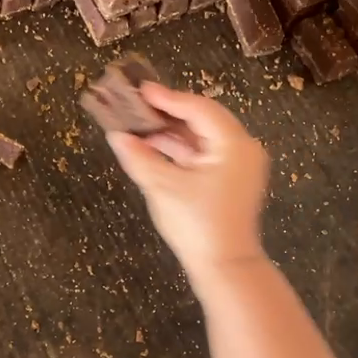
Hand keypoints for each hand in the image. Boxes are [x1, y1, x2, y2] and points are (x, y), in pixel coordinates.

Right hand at [106, 82, 269, 275]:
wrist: (225, 267)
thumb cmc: (197, 224)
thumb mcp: (163, 187)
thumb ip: (139, 156)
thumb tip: (116, 135)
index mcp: (233, 144)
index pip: (198, 108)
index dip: (167, 98)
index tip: (140, 90)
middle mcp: (241, 148)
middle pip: (201, 119)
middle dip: (167, 113)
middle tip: (137, 104)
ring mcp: (237, 165)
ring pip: (200, 137)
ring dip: (170, 132)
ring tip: (138, 126)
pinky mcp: (229, 180)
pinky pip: (202, 154)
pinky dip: (179, 150)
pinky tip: (152, 148)